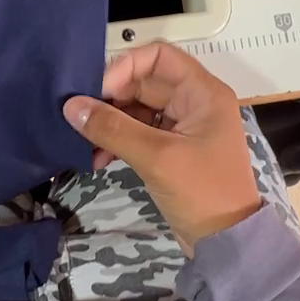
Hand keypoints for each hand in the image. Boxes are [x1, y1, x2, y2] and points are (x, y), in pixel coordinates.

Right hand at [62, 42, 260, 250]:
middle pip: (144, 81)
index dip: (125, 67)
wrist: (228, 244)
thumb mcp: (157, 158)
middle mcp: (194, 101)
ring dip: (110, 122)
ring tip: (86, 142)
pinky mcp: (172, 148)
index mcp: (203, 92)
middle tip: (81, 116)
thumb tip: (71, 106)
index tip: (98, 92)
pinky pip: (138, 131)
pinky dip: (118, 140)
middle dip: (110, 97)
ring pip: (137, 107)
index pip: (158, 56)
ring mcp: (183, 125)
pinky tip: (97, 158)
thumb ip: (113, 128)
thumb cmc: (203, 193)